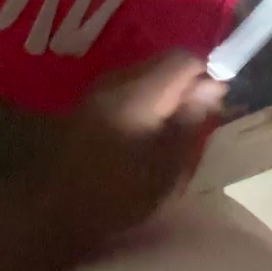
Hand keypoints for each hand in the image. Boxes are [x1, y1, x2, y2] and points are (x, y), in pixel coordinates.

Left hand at [34, 52, 225, 246]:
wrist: (54, 211)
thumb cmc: (117, 195)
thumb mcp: (166, 167)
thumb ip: (190, 121)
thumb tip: (212, 86)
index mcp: (139, 92)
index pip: (182, 59)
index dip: (206, 72)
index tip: (217, 100)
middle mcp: (116, 80)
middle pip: (162, 62)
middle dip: (187, 81)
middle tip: (200, 116)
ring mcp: (98, 89)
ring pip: (144, 73)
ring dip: (166, 90)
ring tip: (176, 127)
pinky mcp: (88, 103)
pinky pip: (128, 86)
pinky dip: (146, 98)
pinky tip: (148, 131)